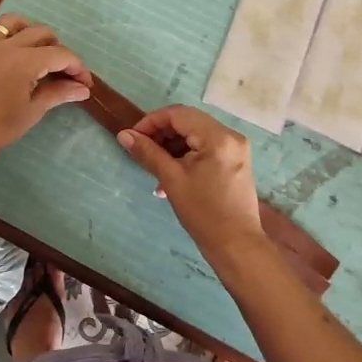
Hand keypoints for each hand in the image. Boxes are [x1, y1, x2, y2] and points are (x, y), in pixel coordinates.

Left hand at [0, 15, 92, 161]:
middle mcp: (8, 45)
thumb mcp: (33, 111)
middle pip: (42, 33)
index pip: (60, 54)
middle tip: (65, 74)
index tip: (85, 84)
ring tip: (40, 54)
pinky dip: (6, 34)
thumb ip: (59, 93)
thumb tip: (83, 89)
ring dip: (32, 33)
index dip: (77, 68)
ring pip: (16, 23)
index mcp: (25, 60)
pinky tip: (12, 51)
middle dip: (59, 50)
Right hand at [116, 105, 264, 258]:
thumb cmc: (204, 213)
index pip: (178, 114)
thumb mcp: (172, 180)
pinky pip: (206, 148)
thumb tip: (124, 135)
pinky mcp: (235, 161)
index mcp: (218, 137)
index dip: (152, 122)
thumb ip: (148, 153)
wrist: (237, 247)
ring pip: (196, 135)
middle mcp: (230, 136)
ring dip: (173, 146)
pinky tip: (171, 176)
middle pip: (188, 122)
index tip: (133, 138)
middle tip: (142, 151)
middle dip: (162, 134)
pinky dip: (186, 156)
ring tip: (155, 168)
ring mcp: (236, 148)